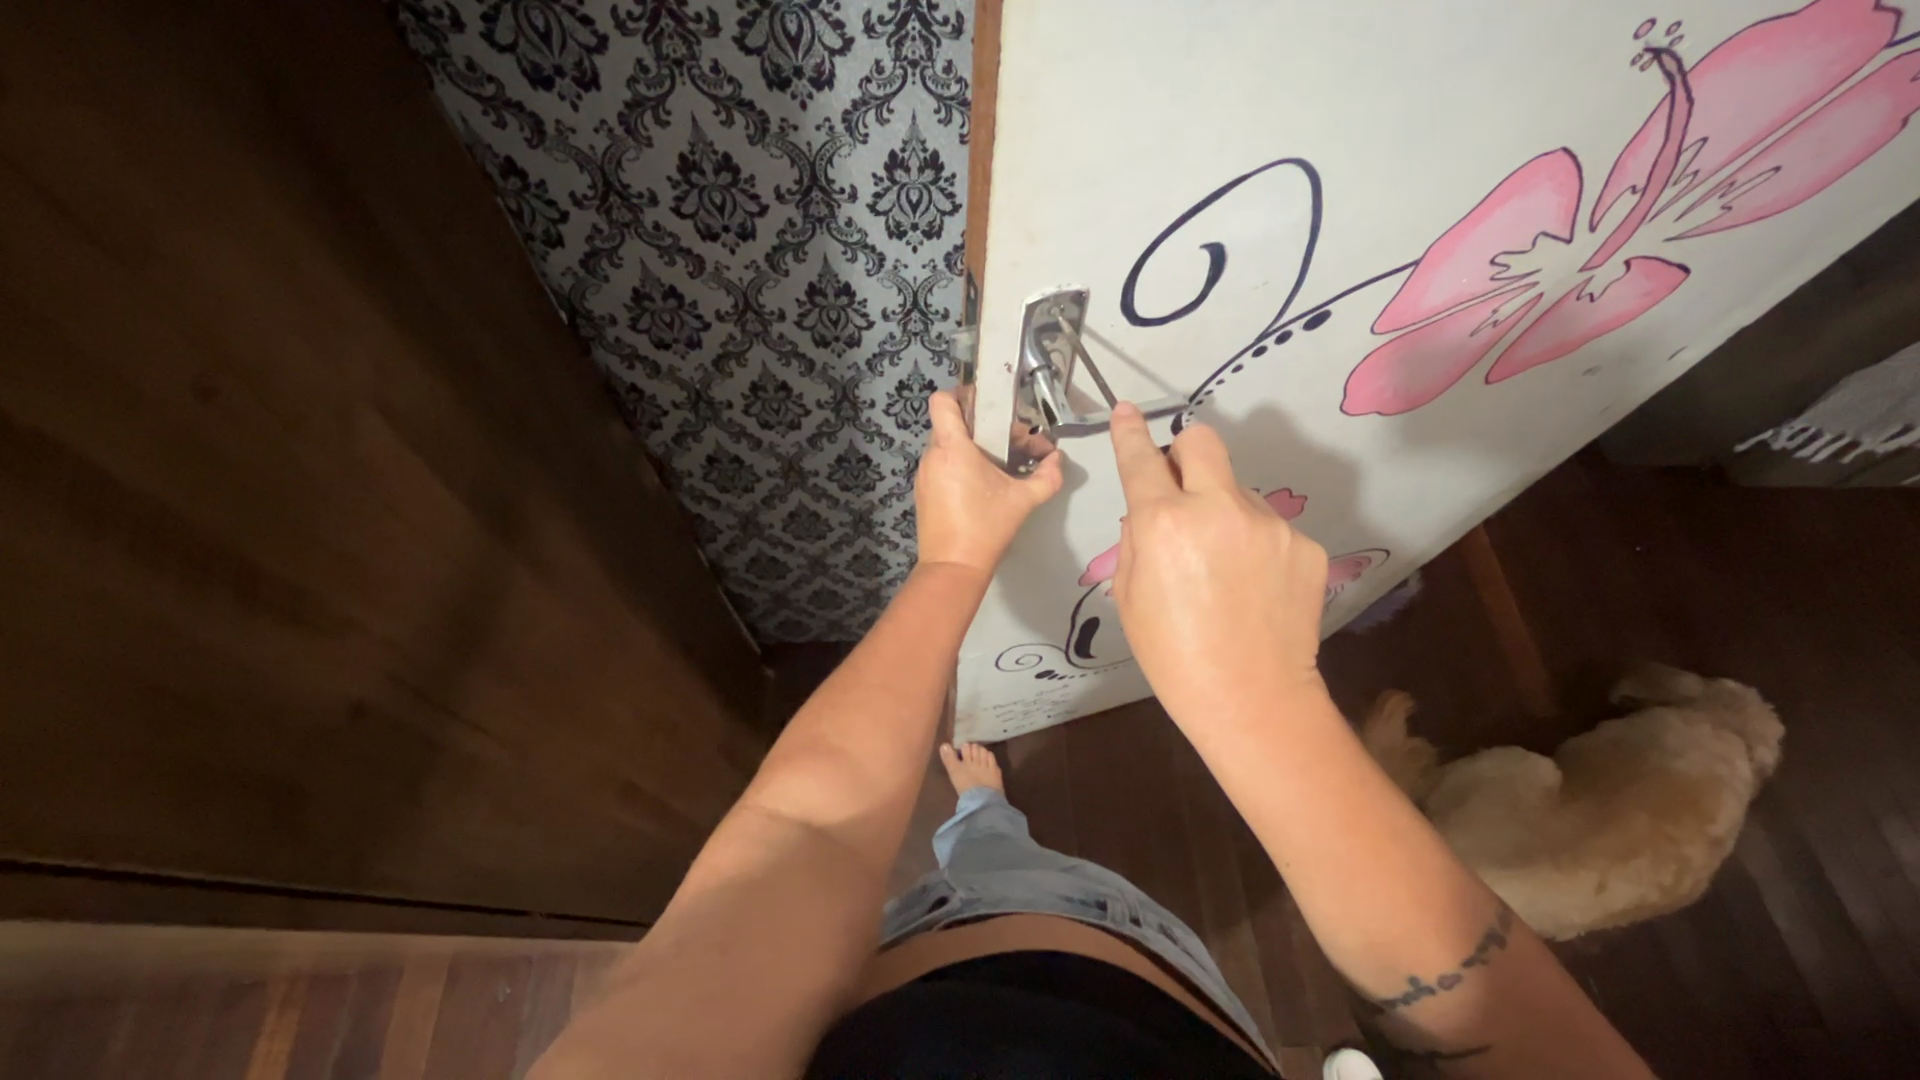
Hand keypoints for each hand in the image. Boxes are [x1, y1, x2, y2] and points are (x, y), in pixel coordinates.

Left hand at [914, 390, 1063, 576]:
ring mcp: (924, 475)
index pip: (943, 401)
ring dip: (974, 448)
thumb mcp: (1023, 500)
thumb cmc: (986, 527)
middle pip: (953, 424)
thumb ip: (1046, 477)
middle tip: (1013, 443)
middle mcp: (933, 456)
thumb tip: (1058, 461)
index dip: (962, 394)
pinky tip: (984, 484)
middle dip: (983, 428)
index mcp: (953, 448)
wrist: (953, 568)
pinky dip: (961, 466)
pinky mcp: (923, 492)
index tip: (988, 406)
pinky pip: (942, 466)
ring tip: (1002, 465)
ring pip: (949, 446)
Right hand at [1106, 402, 1327, 726]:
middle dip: (1184, 450)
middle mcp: (1218, 508)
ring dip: (1222, 509)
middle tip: (1180, 484)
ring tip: (1224, 568)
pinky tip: (1255, 585)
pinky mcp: (1306, 544)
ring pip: (1237, 490)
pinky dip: (1255, 543)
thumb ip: (1137, 540)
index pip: (1142, 458)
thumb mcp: (1130, 598)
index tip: (1126, 411)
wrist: (1251, 699)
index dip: (1130, 431)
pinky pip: (1268, 527)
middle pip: (1202, 440)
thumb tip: (1150, 510)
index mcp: (1164, 523)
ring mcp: (1269, 523)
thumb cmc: (1173, 656)